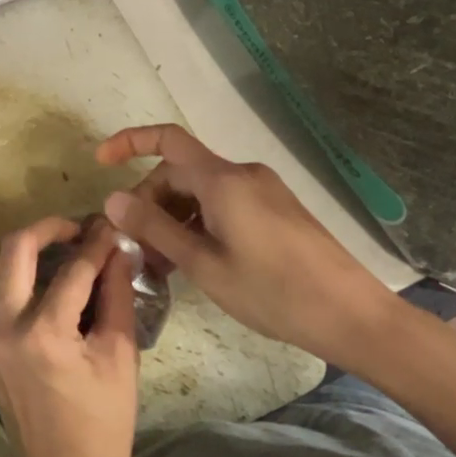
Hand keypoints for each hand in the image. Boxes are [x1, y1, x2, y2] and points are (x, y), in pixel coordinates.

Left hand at [0, 216, 137, 456]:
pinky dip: (10, 272)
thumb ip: (117, 297)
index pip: (72, 268)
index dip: (97, 243)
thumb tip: (118, 252)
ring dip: (20, 247)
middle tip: (78, 230)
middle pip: (14, 246)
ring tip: (56, 250)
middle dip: (48, 228)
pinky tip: (41, 280)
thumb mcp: (120, 359)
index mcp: (45, 333)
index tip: (112, 228)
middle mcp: (5, 323)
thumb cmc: (102, 425)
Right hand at [98, 125, 400, 366]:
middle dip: (151, 203)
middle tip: (137, 249)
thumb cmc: (274, 292)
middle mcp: (243, 174)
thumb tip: (112, 199)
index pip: (166, 140)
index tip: (101, 162)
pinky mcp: (278, 210)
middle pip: (180, 172)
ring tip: (164, 265)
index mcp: (222, 180)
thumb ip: (155, 229)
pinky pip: (226, 203)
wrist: (355, 317)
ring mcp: (264, 191)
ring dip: (176, 218)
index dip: (129, 142)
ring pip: (202, 192)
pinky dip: (201, 222)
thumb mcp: (204, 265)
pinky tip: (199, 261)